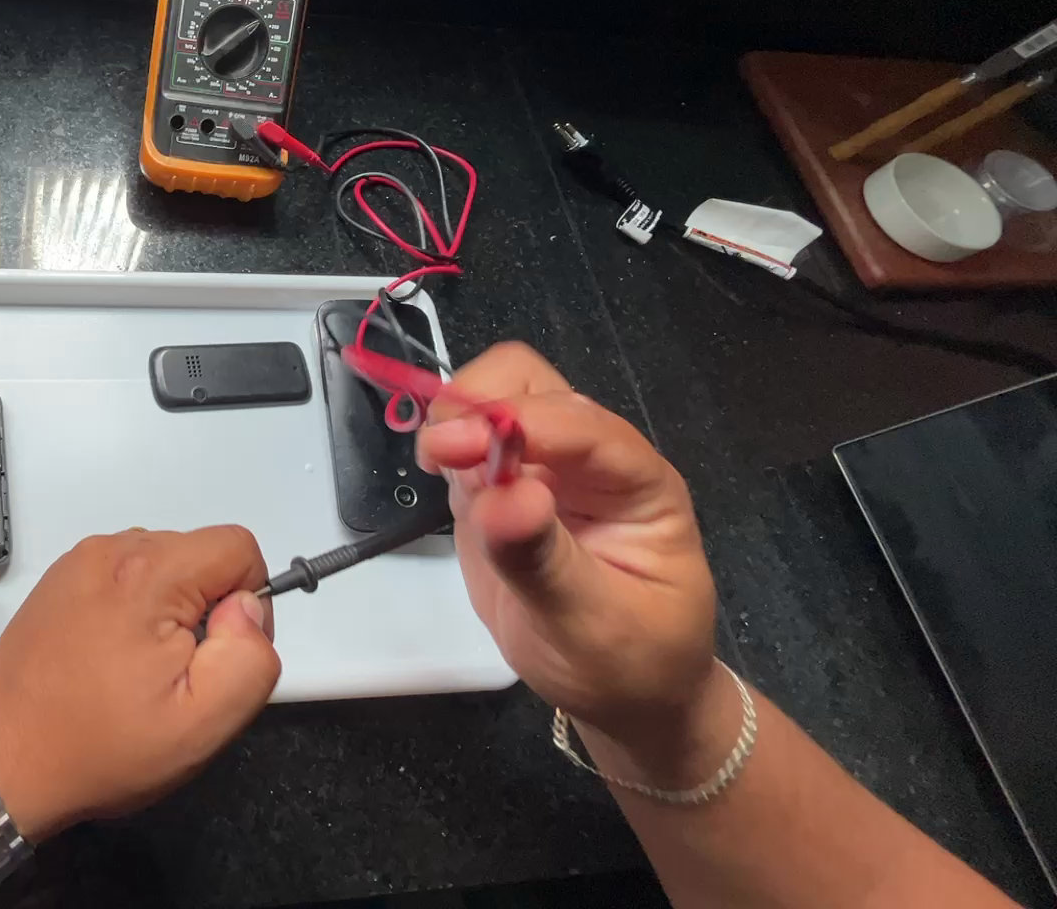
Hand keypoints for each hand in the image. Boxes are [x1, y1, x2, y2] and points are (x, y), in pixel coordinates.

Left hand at [0, 526, 279, 839]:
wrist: (2, 757)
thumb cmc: (98, 745)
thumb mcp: (202, 722)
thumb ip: (249, 656)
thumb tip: (247, 608)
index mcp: (149, 573)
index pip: (237, 546)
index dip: (247, 599)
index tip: (217, 649)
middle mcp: (111, 550)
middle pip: (199, 553)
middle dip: (206, 604)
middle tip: (175, 669)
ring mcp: (81, 560)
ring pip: (163, 562)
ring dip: (169, 605)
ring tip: (138, 664)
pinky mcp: (62, 575)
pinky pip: (125, 572)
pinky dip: (133, 605)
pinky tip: (111, 653)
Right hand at [415, 343, 719, 772]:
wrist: (613, 690)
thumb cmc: (622, 663)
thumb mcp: (589, 625)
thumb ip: (542, 560)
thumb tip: (503, 497)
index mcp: (635, 485)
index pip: (579, 424)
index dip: (516, 422)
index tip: (452, 448)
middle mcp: (589, 461)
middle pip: (530, 383)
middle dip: (476, 403)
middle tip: (440, 454)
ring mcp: (541, 466)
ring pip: (492, 395)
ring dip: (454, 417)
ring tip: (437, 467)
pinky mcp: (498, 482)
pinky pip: (467, 434)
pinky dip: (442, 439)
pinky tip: (436, 476)